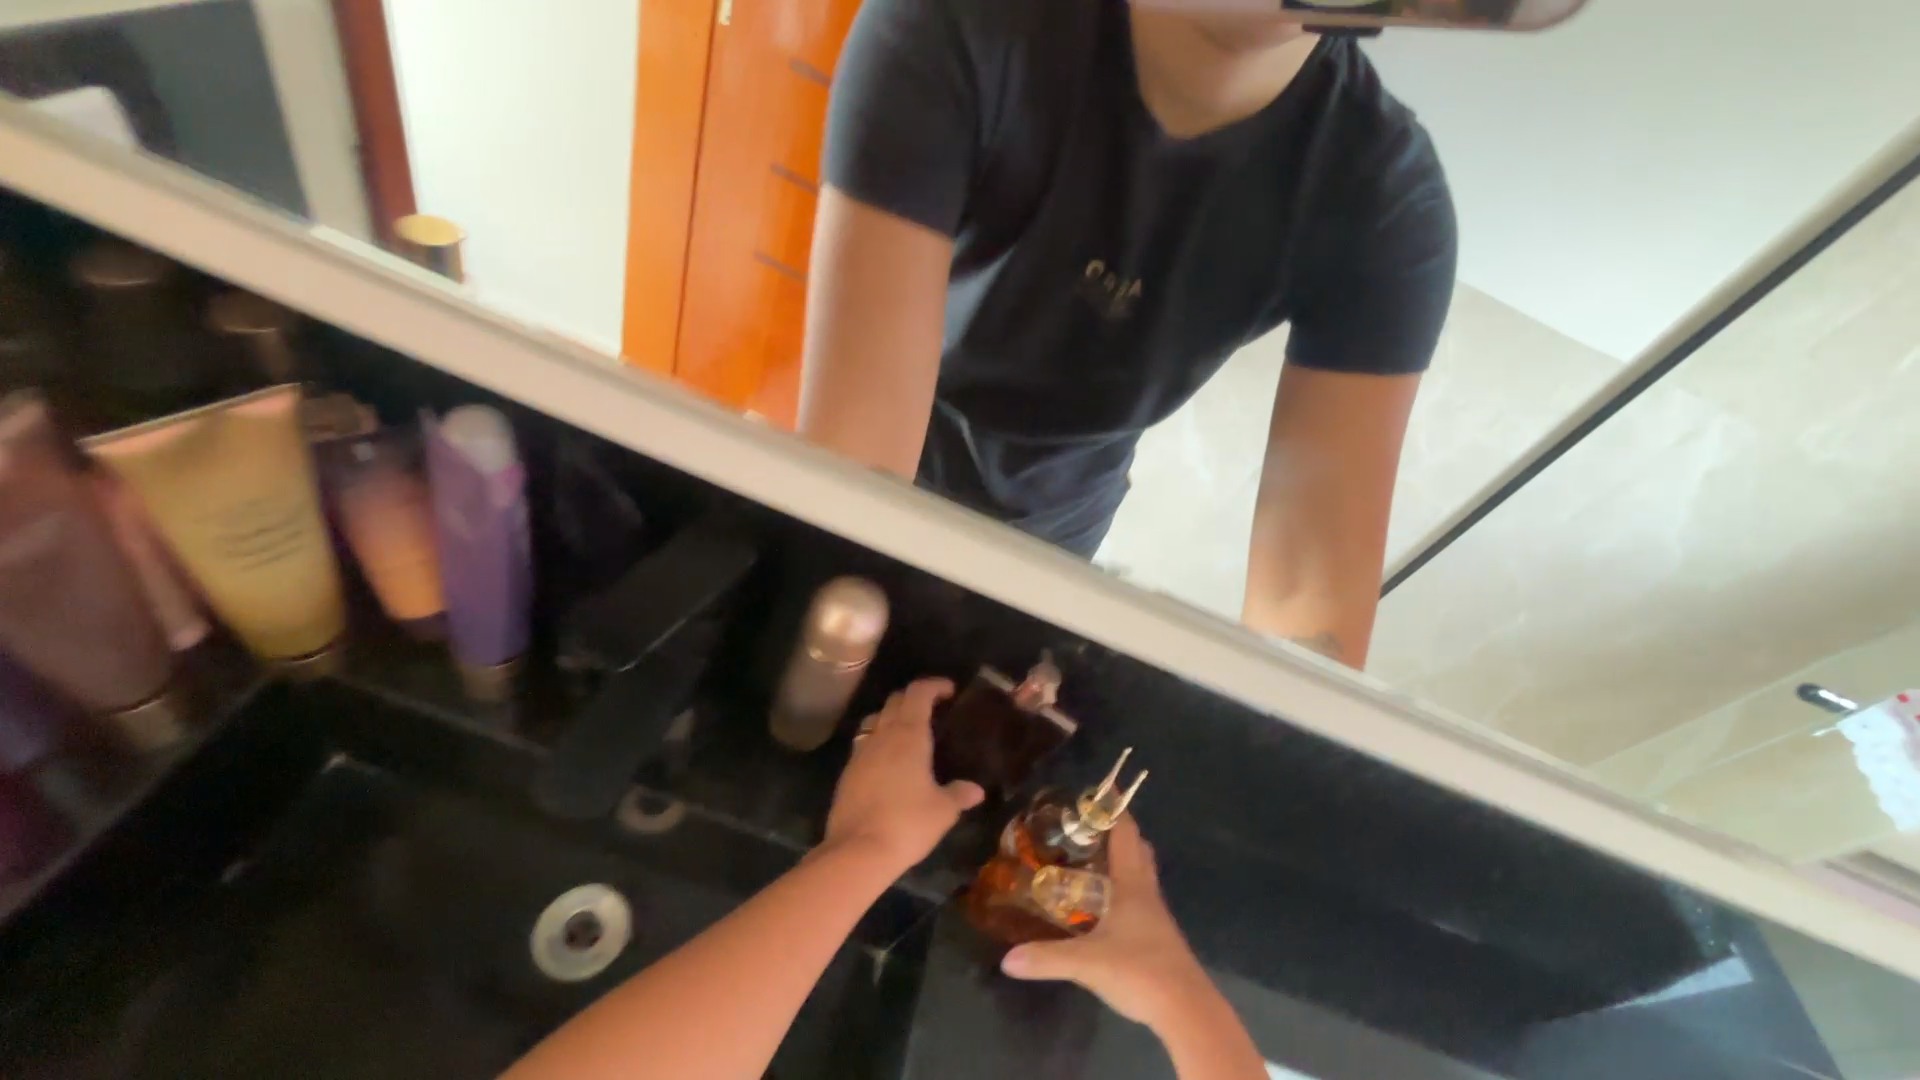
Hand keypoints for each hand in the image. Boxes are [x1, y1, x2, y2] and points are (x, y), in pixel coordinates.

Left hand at [822, 678, 984, 872]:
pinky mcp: (847, 773)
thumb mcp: (943, 810)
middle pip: (895, 701)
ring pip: (875, 720)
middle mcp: (882, 735)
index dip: (934, 686)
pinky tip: (889, 765)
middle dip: (914, 699)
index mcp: (908, 734)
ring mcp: (860, 753)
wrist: (858, 850)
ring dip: (892, 718)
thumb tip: (976, 790)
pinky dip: (878, 743)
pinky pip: (864, 745)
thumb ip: (960, 794)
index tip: (950, 692)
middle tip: (933, 712)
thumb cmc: (908, 822)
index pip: (918, 693)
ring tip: (909, 736)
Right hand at [999, 818, 1214, 1029]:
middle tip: (1087, 824)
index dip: (1113, 809)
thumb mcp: (1087, 964)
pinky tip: (1104, 903)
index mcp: (1131, 884)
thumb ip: (1047, 958)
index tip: (1099, 788)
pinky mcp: (1158, 936)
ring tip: (1091, 857)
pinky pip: (1139, 897)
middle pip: (1137, 848)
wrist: (1187, 1010)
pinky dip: (1123, 887)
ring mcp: (1156, 915)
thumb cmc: (1140, 971)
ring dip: (1122, 858)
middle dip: (1117, 830)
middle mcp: (1146, 892)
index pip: (1125, 834)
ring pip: (1141, 873)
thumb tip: (1007, 959)